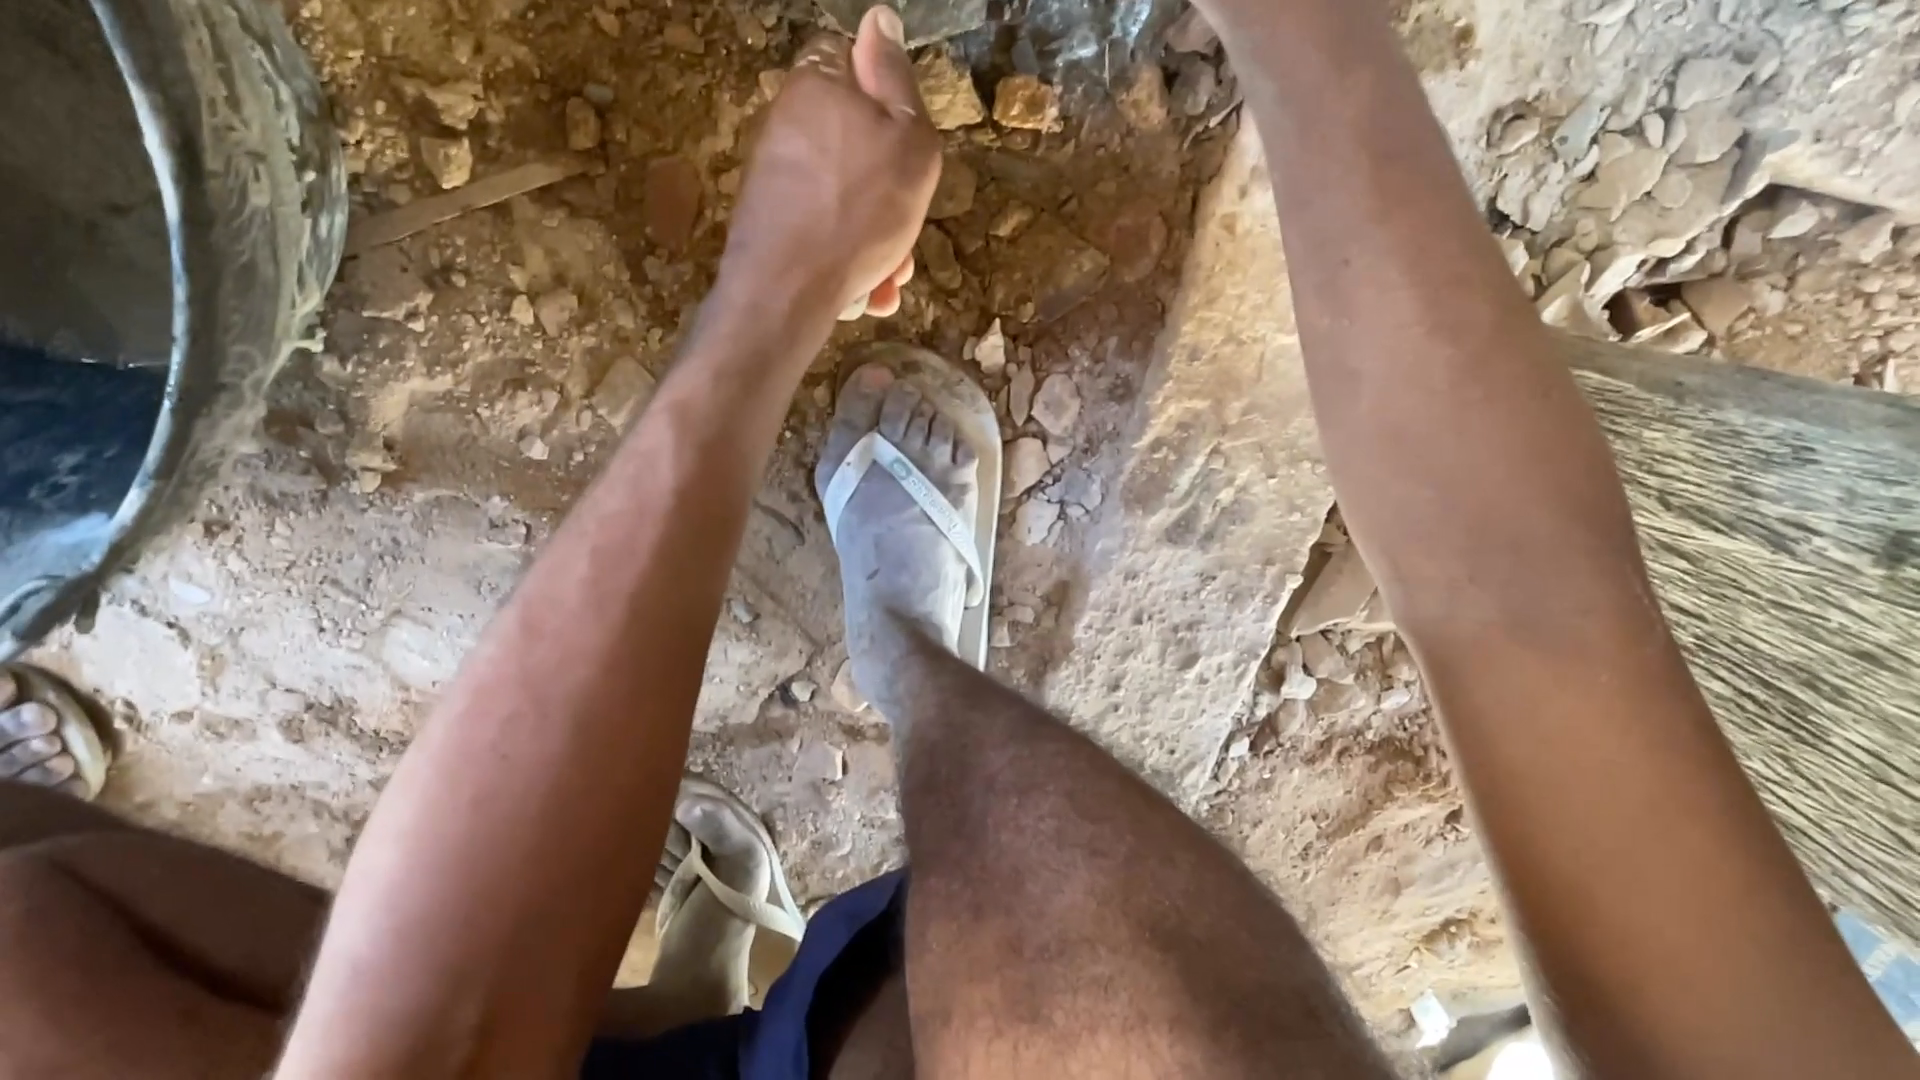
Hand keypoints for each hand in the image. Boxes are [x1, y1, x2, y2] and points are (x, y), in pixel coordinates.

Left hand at [719, 7, 940, 320]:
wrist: (788, 290)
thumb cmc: (861, 209)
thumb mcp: (908, 140)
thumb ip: (897, 80)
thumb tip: (880, 19)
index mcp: (817, 85)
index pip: (847, 57)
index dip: (883, 93)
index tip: (905, 139)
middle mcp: (787, 123)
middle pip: (852, 141)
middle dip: (889, 192)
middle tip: (907, 233)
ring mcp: (774, 178)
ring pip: (842, 199)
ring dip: (875, 240)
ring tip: (888, 280)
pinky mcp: (768, 225)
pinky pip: (822, 233)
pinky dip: (847, 260)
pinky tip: (863, 294)